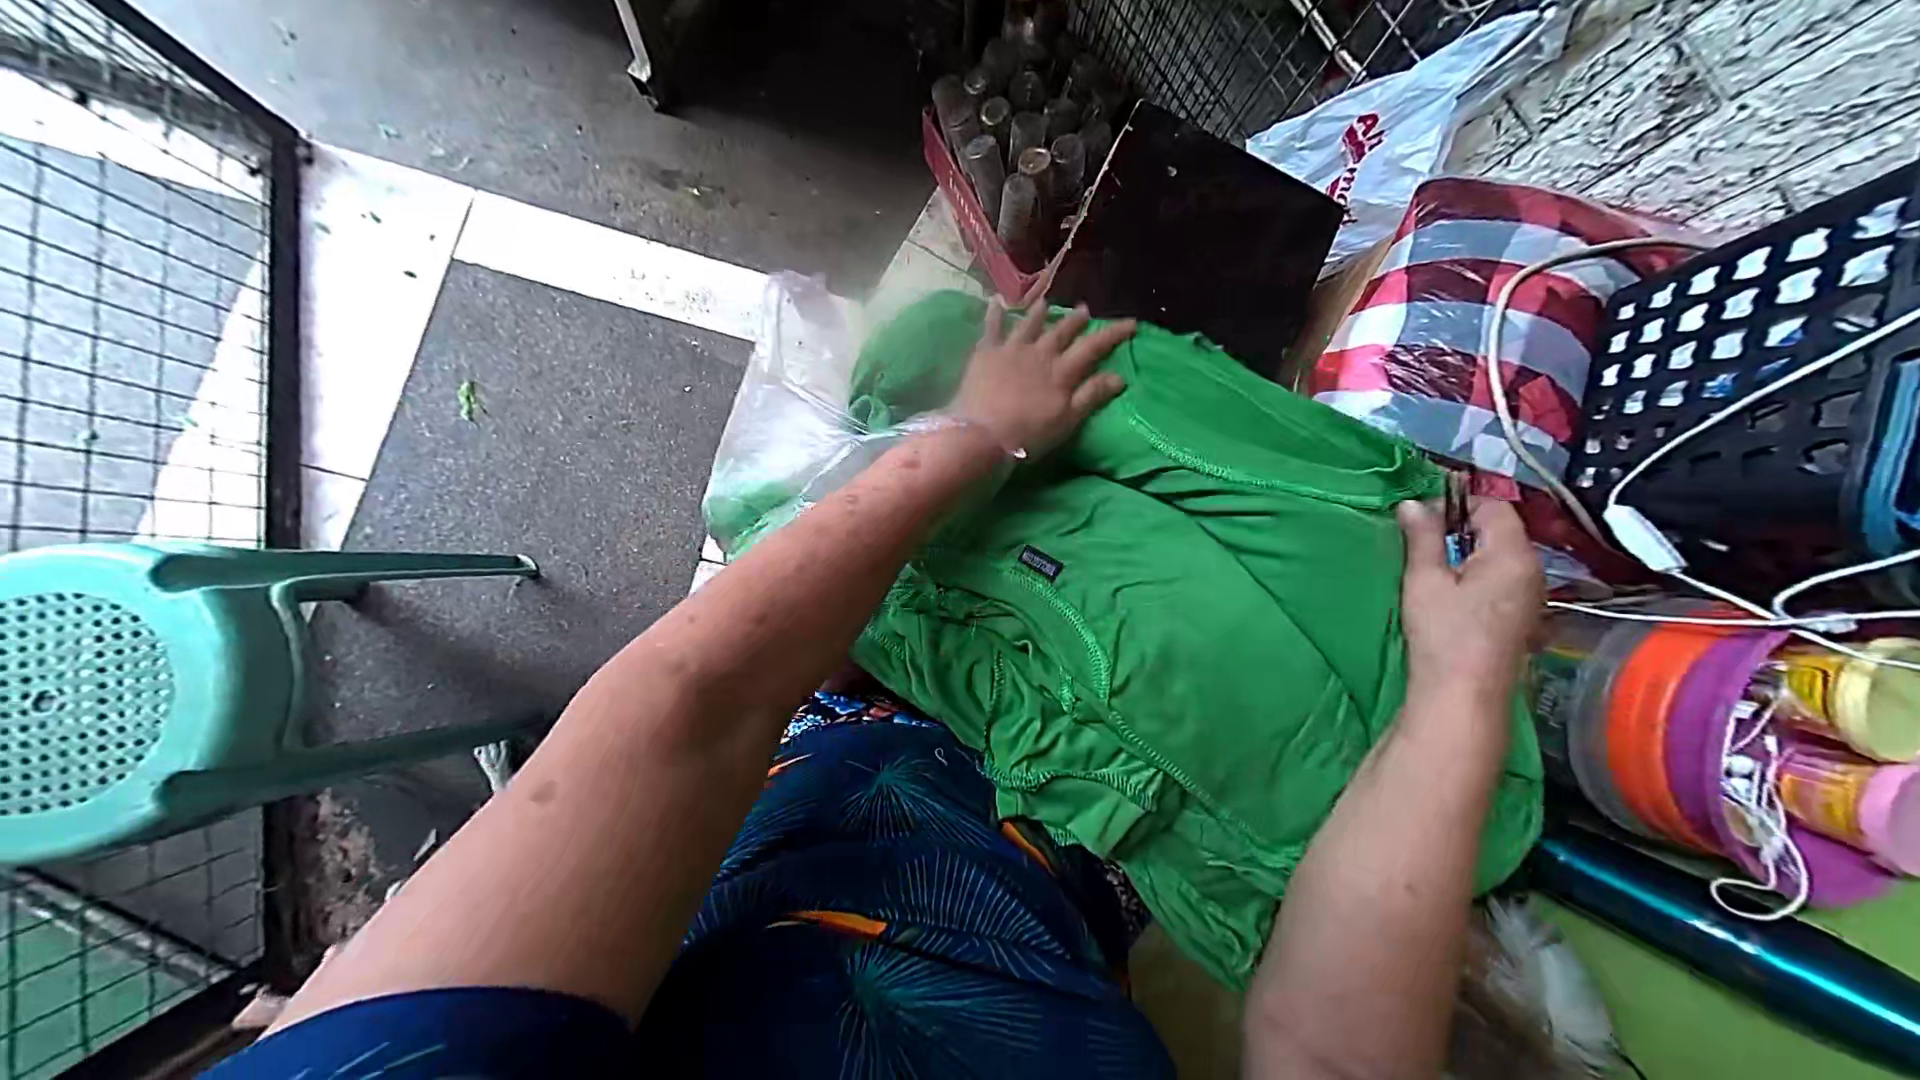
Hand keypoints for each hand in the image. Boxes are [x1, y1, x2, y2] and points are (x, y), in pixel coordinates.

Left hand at [950, 297, 1134, 458]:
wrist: (982, 435)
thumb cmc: (1029, 434)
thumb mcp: (1067, 420)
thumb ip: (1091, 396)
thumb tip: (1120, 377)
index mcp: (1062, 372)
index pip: (1093, 347)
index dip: (1113, 334)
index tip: (1131, 323)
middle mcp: (1039, 353)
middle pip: (1061, 332)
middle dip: (1075, 321)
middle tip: (1085, 310)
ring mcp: (1011, 350)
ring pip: (1029, 325)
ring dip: (1038, 313)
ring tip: (1046, 303)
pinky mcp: (985, 354)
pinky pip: (991, 328)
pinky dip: (995, 313)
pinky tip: (996, 301)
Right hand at [1396, 498, 1542, 708]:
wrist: (1465, 692)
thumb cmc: (1443, 632)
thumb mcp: (1424, 579)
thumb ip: (1423, 537)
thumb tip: (1413, 502)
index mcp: (1513, 554)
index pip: (1494, 505)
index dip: (1458, 499)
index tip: (1421, 509)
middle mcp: (1533, 568)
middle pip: (1501, 528)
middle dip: (1462, 522)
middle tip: (1420, 532)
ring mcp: (1531, 592)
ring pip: (1500, 552)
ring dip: (1468, 546)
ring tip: (1430, 557)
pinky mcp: (1522, 611)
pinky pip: (1501, 574)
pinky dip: (1476, 567)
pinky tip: (1449, 584)